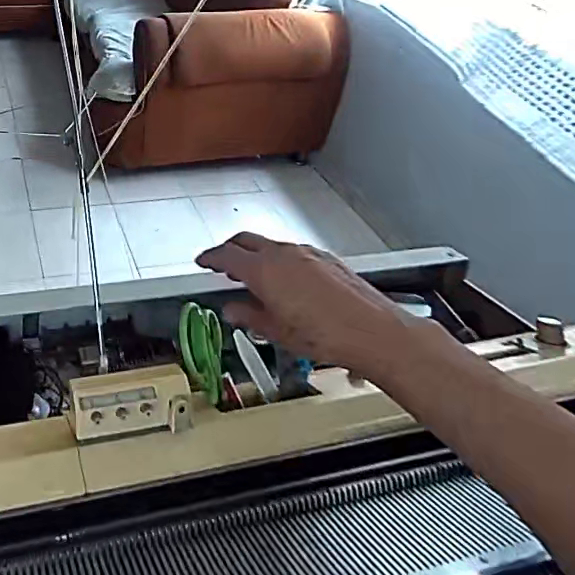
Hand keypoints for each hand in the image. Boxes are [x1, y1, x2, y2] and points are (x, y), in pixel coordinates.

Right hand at [195, 233, 428, 380]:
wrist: (371, 330)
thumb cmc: (328, 334)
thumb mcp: (277, 332)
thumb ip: (250, 316)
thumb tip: (235, 310)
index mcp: (264, 270)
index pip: (226, 255)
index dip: (210, 257)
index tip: (203, 261)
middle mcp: (283, 254)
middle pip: (246, 240)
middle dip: (229, 249)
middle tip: (221, 264)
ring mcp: (306, 252)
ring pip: (270, 245)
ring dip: (255, 255)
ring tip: (252, 276)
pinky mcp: (324, 258)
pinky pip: (292, 252)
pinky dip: (279, 260)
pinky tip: (284, 281)